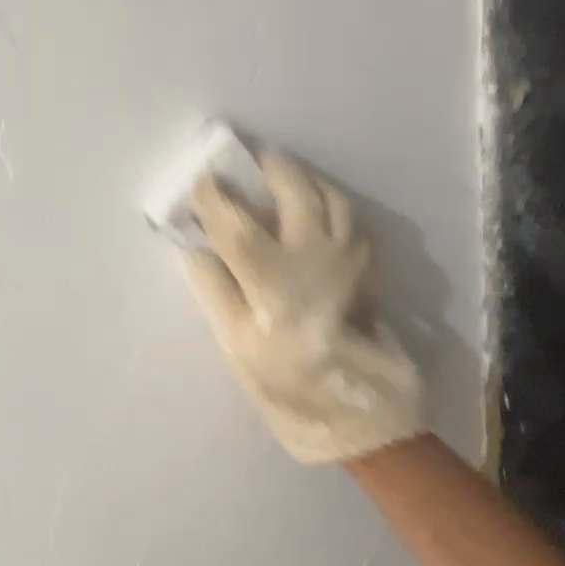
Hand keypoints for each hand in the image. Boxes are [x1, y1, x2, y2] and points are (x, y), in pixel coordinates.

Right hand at [184, 151, 425, 464]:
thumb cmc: (290, 381)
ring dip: (307, 180)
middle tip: (256, 157)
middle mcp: (314, 253)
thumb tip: (195, 249)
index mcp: (273, 276)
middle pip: (294, 190)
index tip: (202, 180)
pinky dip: (333, 204)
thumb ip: (215, 291)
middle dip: (273, 167)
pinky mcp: (369, 266)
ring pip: (331, 197)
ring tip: (290, 176)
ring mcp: (348, 256)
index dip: (215, 196)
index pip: (237, 222)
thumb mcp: (238, 345)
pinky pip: (352, 219)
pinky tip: (322, 211)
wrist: (360, 408)